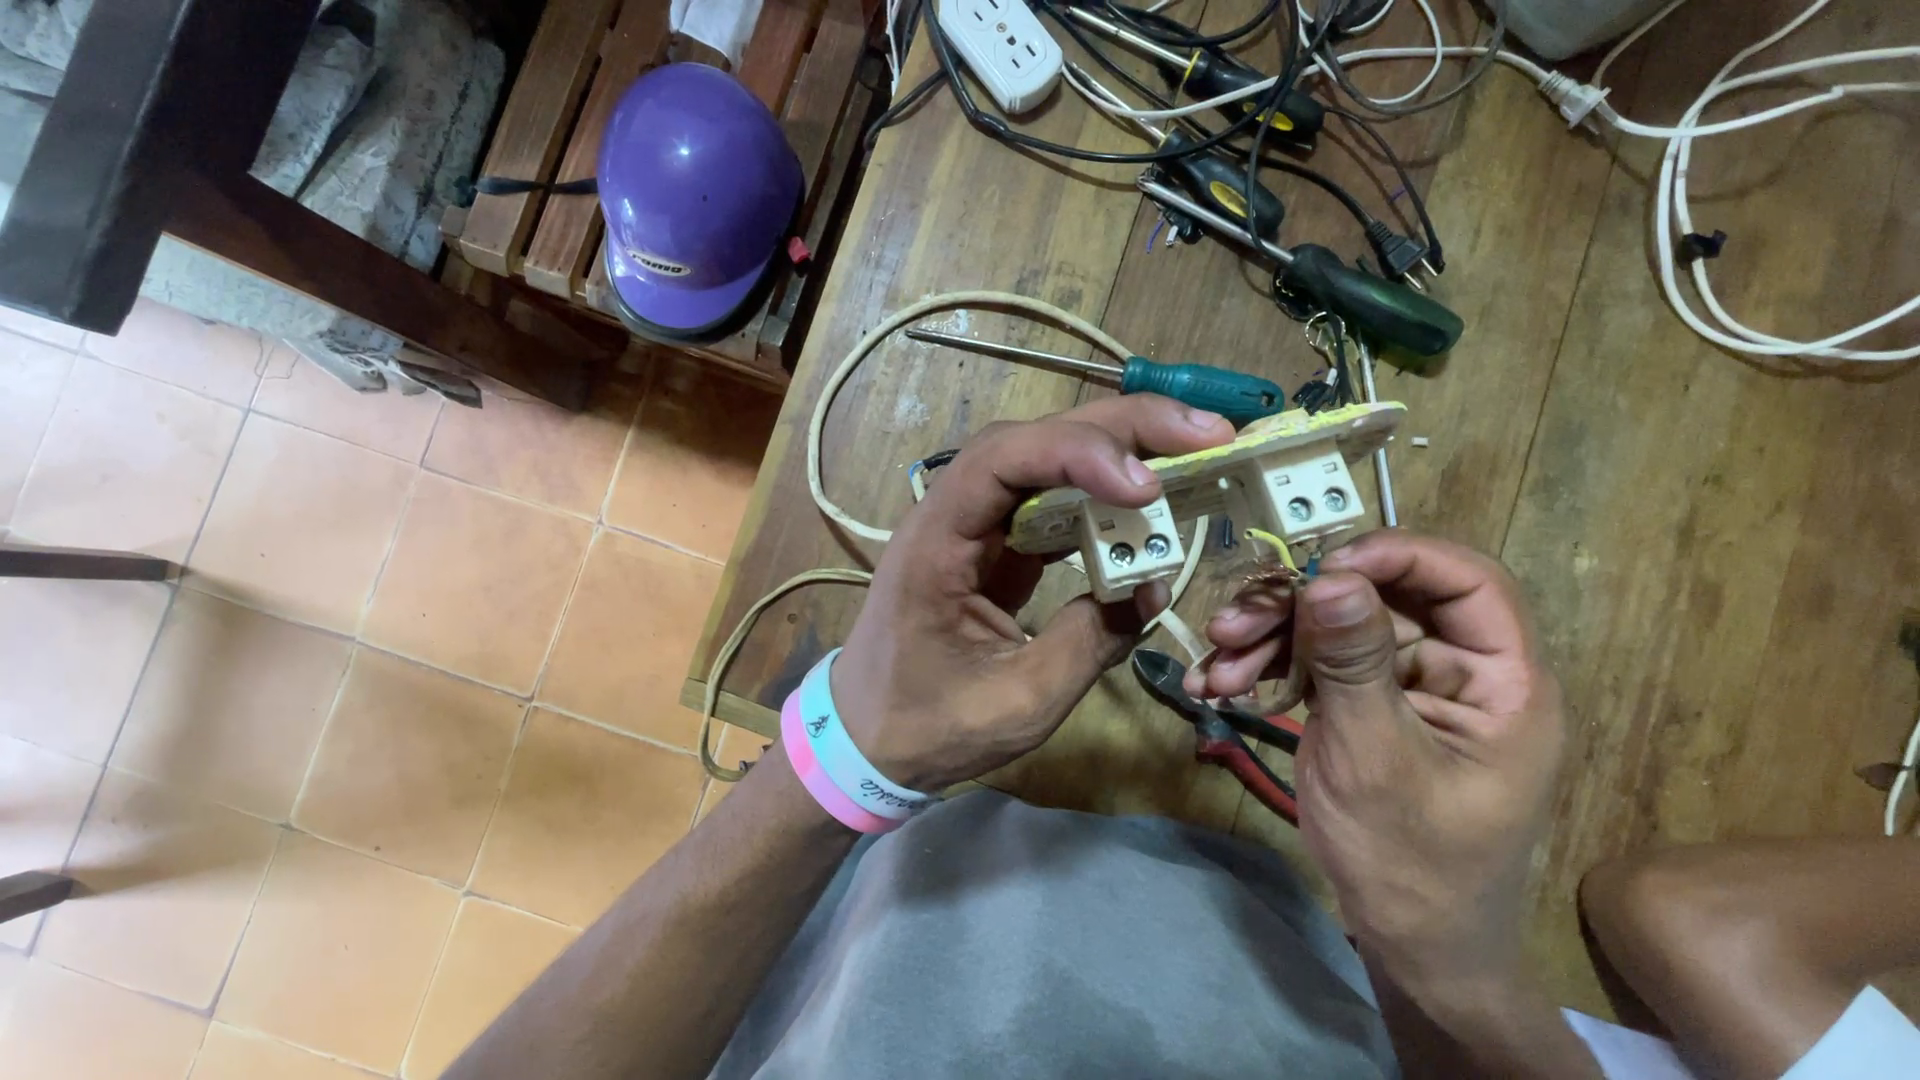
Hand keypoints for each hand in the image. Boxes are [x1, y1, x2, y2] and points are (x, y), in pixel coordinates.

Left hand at [829, 395, 1235, 792]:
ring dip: (1117, 452)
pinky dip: (1101, 498)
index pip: (1002, 460)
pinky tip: (1146, 503)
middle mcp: (952, 515)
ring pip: (1045, 462)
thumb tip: (1152, 587)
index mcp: (936, 543)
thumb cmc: (926, 726)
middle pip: (1032, 441)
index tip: (1146, 487)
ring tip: (1193, 453)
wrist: (866, 740)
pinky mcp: (993, 547)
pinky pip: (1050, 505)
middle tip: (1207, 432)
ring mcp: (973, 527)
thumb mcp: (1018, 700)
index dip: (1076, 455)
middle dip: (1120, 429)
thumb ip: (1090, 642)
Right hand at [1185, 530, 1567, 983]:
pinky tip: (1216, 687)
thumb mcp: (1376, 759)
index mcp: (1500, 680)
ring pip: (1333, 627)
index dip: (1399, 556)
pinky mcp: (1361, 704)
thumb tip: (1332, 575)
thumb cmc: (1413, 863)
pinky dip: (1263, 668)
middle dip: (1298, 608)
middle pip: (1378, 598)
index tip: (1322, 566)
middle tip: (1231, 626)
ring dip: (1266, 640)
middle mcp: (1454, 670)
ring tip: (1214, 670)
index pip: (1467, 582)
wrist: (1407, 944)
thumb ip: (1354, 663)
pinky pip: (1311, 663)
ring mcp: (1403, 686)